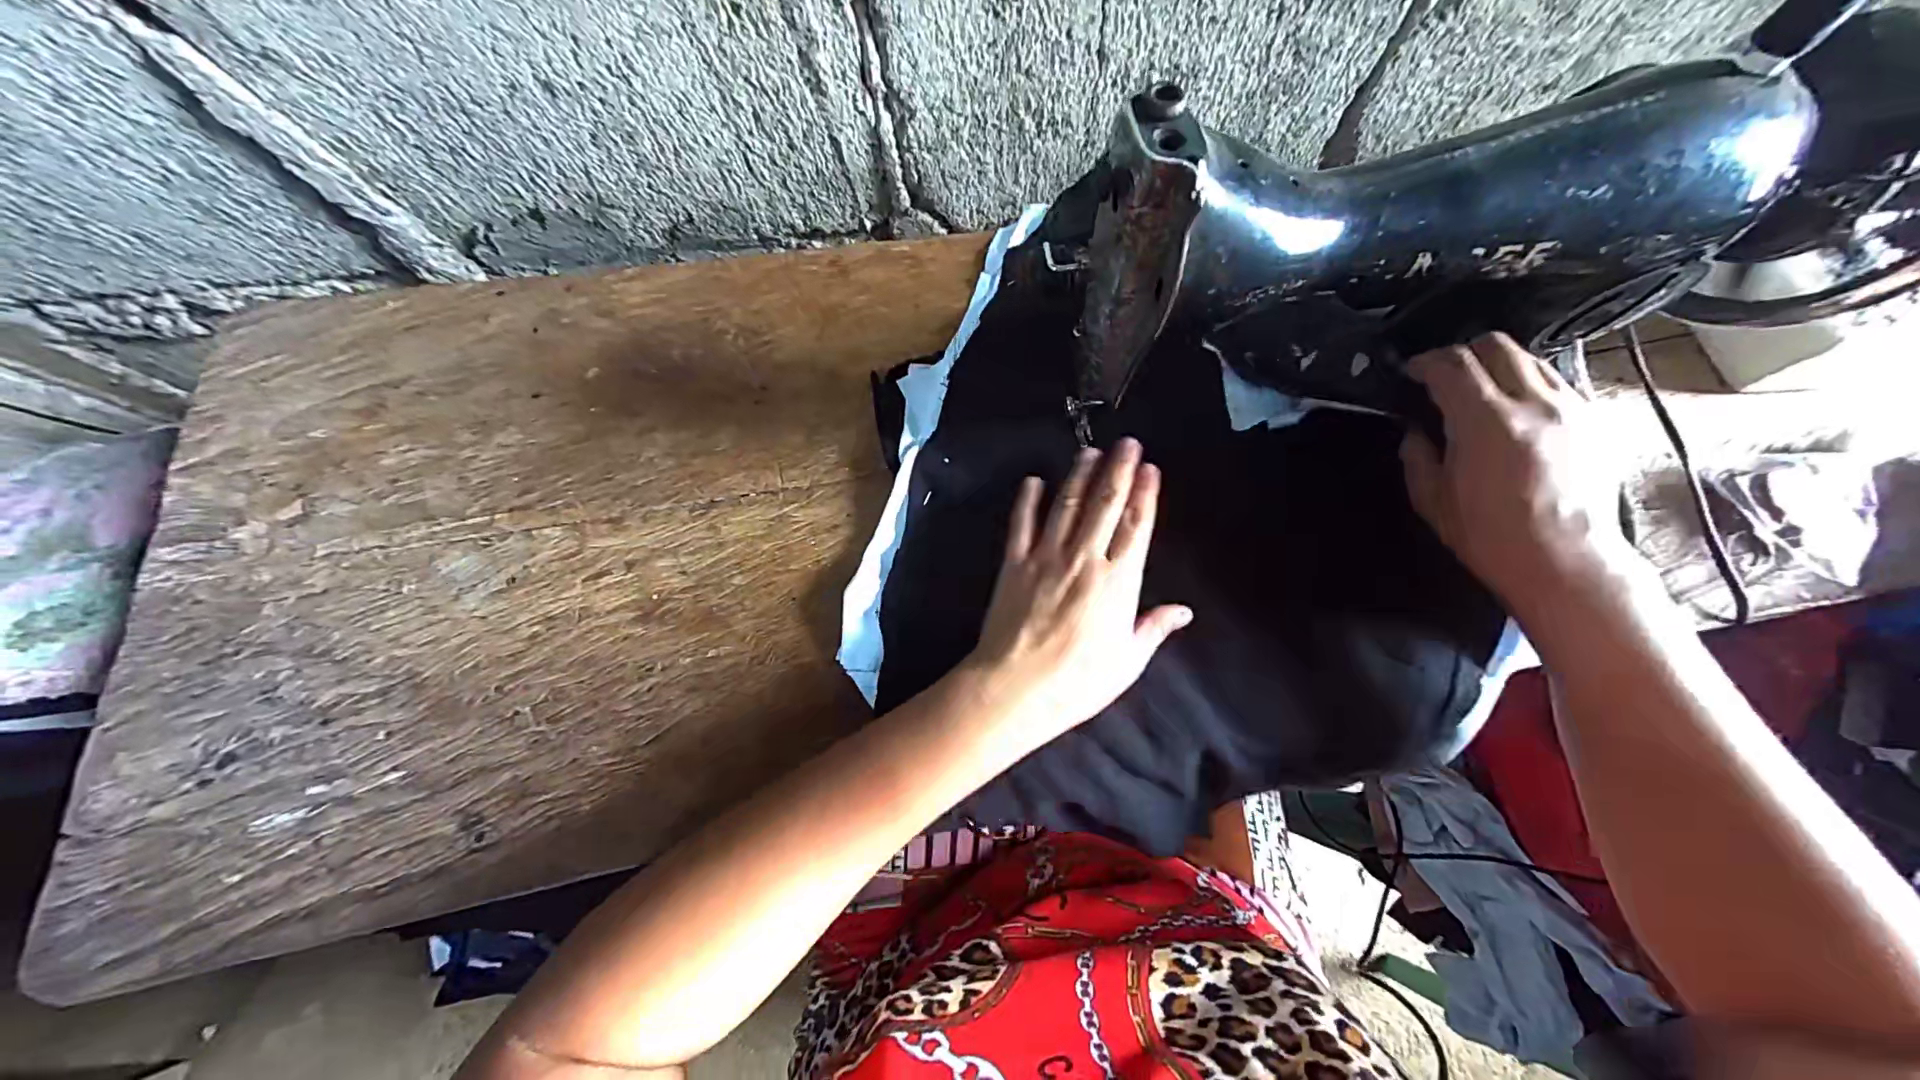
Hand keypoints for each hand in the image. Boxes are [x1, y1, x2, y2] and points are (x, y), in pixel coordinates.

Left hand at [961, 438, 1191, 747]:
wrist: (1015, 687)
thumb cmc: (1077, 682)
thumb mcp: (1127, 661)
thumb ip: (1153, 628)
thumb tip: (1184, 611)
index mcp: (1118, 582)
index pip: (1136, 527)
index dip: (1145, 494)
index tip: (1150, 467)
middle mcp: (1084, 560)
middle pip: (1105, 505)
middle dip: (1117, 470)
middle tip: (1126, 443)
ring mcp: (1046, 558)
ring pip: (1067, 507)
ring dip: (1079, 476)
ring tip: (1089, 453)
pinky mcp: (1013, 564)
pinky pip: (1021, 525)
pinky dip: (1027, 501)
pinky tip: (1033, 481)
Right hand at [1400, 333, 1634, 617]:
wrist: (1563, 559)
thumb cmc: (1489, 536)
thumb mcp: (1431, 499)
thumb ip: (1417, 455)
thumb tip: (1416, 430)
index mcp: (1486, 423)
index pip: (1452, 365)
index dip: (1424, 362)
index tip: (1411, 371)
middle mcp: (1534, 404)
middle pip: (1496, 346)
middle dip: (1461, 354)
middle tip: (1442, 376)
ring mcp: (1572, 407)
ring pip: (1530, 357)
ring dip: (1497, 366)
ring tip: (1480, 392)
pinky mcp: (1594, 418)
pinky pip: (1556, 381)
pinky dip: (1528, 384)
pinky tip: (1514, 411)